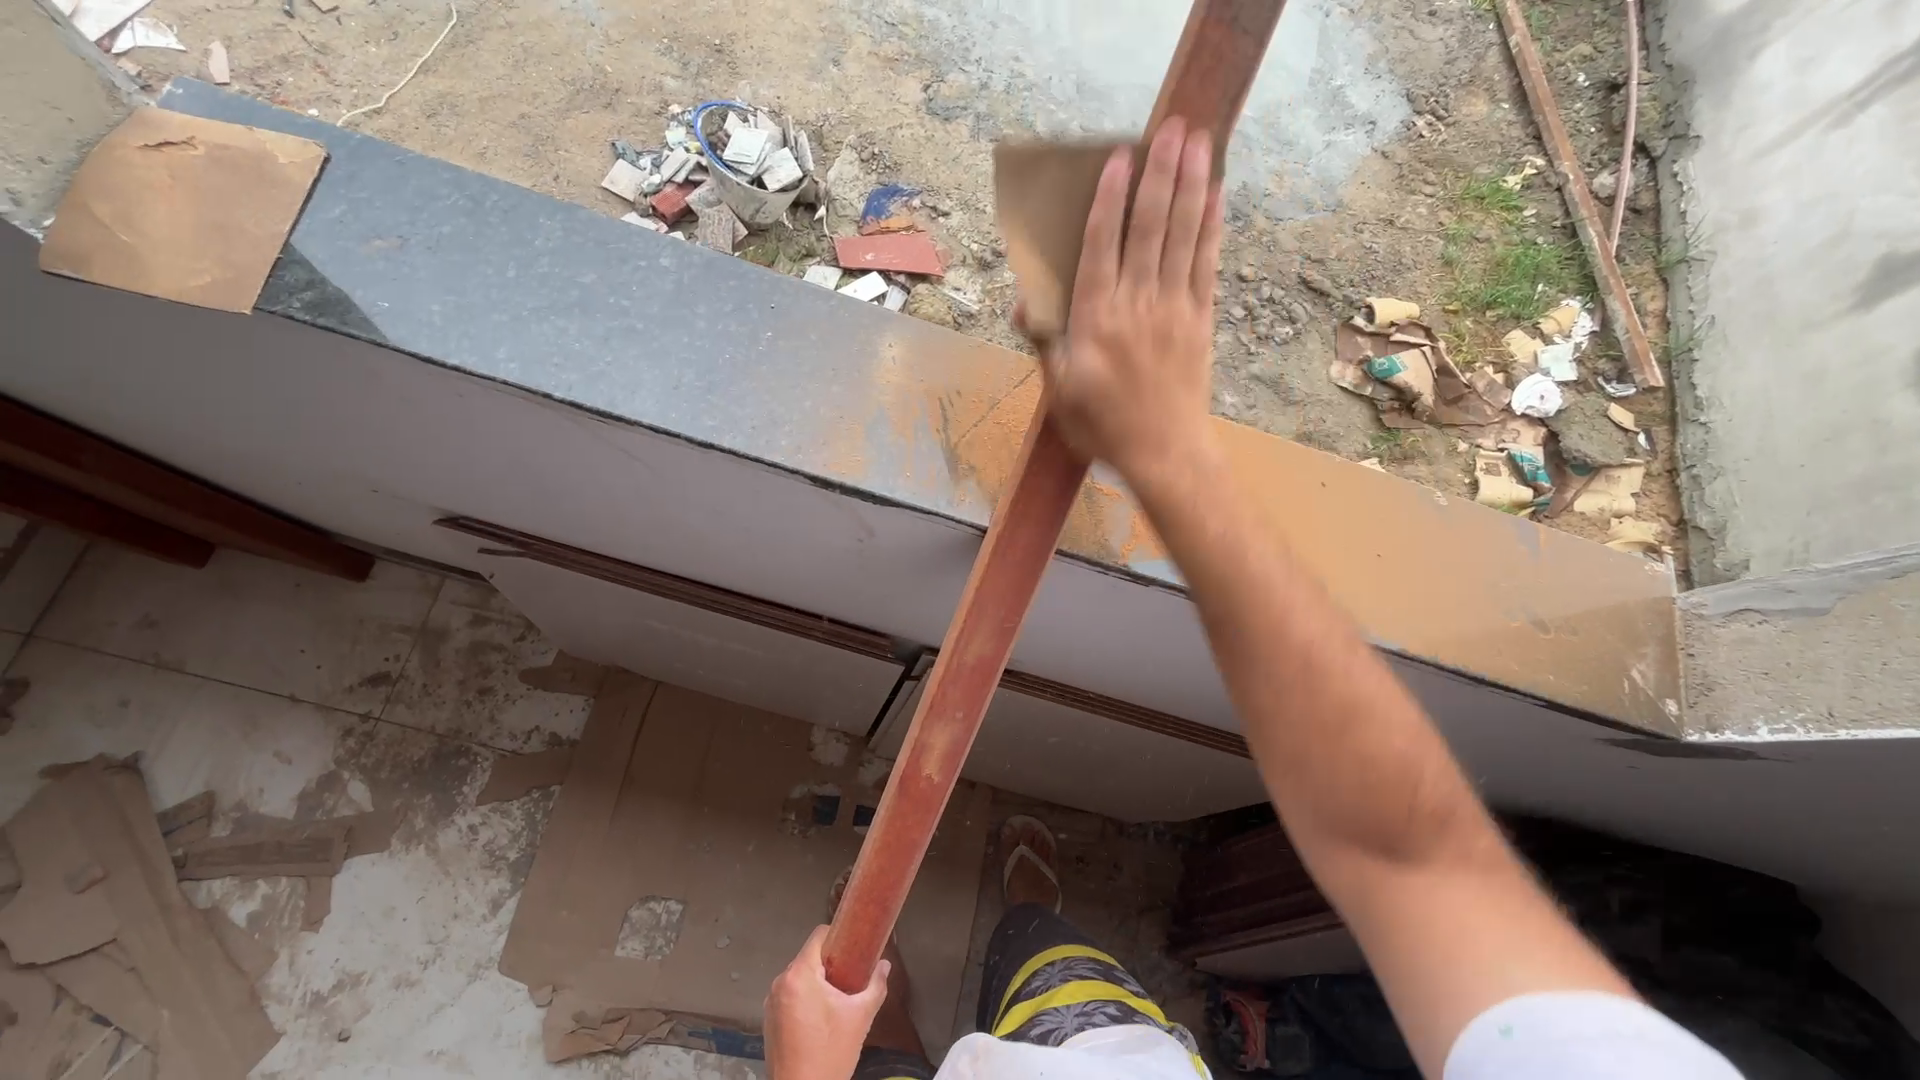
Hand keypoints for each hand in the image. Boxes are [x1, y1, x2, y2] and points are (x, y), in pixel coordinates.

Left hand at [765, 926, 891, 1079]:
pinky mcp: (768, 1021)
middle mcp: (780, 983)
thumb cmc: (830, 1054)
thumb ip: (875, 986)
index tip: (855, 948)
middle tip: (852, 979)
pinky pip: (790, 997)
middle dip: (831, 965)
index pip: (819, 935)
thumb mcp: (860, 1018)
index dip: (839, 936)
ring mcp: (771, 1003)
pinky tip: (821, 1020)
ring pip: (800, 978)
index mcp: (799, 975)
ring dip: (818, 984)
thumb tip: (884, 965)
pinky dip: (805, 1000)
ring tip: (838, 1003)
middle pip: (809, 958)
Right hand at [1020, 118, 1224, 489]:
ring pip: (1182, 236)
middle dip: (1160, 173)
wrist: (1164, 454)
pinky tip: (1216, 196)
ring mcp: (1174, 309)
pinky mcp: (1200, 320)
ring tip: (1198, 142)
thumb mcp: (1058, 390)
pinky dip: (1212, 227)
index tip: (1119, 157)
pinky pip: (1207, 264)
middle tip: (1170, 128)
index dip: (1110, 197)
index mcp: (1096, 318)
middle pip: (1150, 226)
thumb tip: (1022, 301)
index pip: (1103, 244)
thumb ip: (1043, 340)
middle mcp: (1137, 303)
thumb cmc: (1103, 426)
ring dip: (1191, 186)